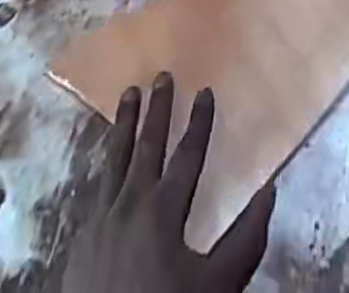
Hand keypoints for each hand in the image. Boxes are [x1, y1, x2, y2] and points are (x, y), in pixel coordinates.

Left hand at [61, 73, 276, 292]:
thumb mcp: (217, 286)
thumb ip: (246, 239)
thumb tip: (268, 190)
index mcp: (162, 212)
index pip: (187, 156)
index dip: (199, 122)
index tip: (205, 91)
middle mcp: (129, 206)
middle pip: (146, 147)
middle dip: (157, 110)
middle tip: (161, 76)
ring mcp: (99, 221)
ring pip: (114, 160)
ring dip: (123, 124)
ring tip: (128, 94)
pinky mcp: (80, 240)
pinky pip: (96, 187)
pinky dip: (104, 162)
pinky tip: (107, 155)